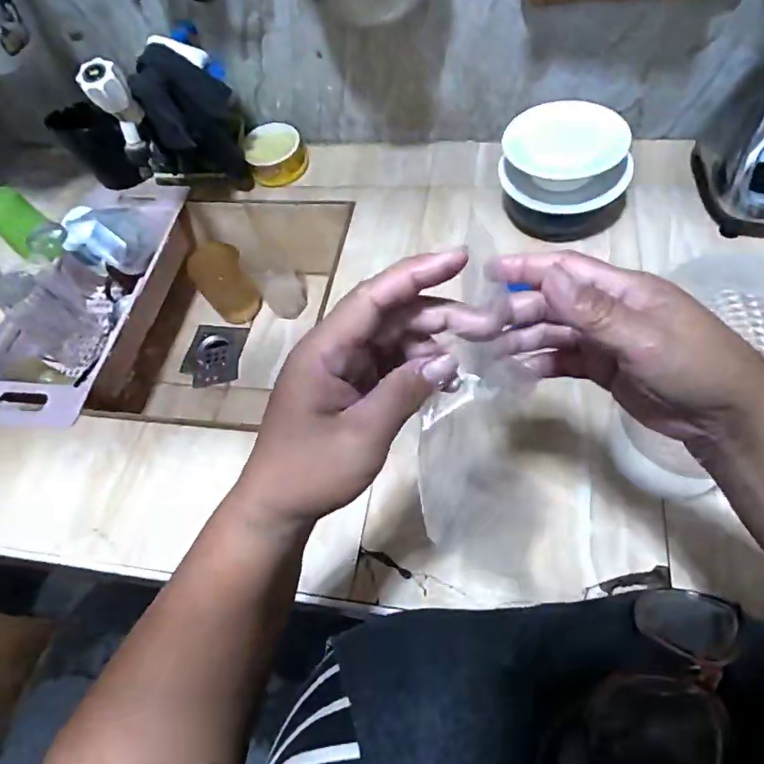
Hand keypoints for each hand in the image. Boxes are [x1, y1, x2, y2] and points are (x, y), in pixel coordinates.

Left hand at [231, 249, 502, 529]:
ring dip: (433, 342)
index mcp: (325, 349)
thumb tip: (448, 360)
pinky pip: (391, 364)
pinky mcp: (351, 386)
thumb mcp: (363, 434)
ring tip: (471, 355)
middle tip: (487, 324)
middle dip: (439, 314)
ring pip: (395, 337)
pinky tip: (446, 379)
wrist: (277, 506)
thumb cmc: (311, 471)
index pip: (375, 296)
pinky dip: (419, 368)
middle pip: (390, 314)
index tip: (460, 257)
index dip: (417, 273)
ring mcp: (343, 367)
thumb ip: (404, 391)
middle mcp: (334, 349)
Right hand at [493, 252, 763, 450]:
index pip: (569, 270)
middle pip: (556, 303)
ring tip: (492, 353)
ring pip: (557, 333)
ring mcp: (608, 341)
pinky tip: (520, 372)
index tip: (489, 271)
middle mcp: (611, 310)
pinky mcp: (606, 370)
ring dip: (526, 339)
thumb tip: (549, 275)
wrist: (724, 417)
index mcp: (625, 290)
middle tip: (482, 327)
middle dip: (519, 311)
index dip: (529, 268)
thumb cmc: (692, 366)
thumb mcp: (643, 336)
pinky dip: (543, 364)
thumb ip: (594, 310)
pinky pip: (566, 361)